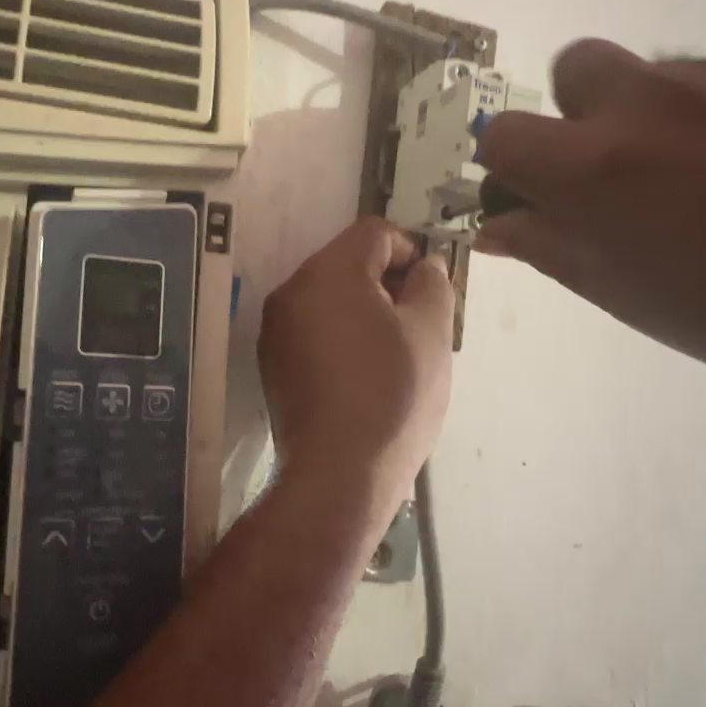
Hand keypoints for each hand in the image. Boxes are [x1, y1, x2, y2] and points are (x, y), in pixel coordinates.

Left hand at [259, 218, 455, 516]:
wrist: (338, 473)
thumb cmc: (393, 396)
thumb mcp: (431, 334)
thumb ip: (433, 285)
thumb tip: (425, 266)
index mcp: (328, 273)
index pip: (373, 233)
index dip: (410, 249)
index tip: (431, 288)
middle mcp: (291, 291)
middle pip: (346, 263)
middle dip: (386, 282)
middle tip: (419, 323)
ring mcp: (275, 329)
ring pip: (328, 298)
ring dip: (363, 310)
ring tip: (394, 353)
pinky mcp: (272, 363)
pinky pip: (312, 330)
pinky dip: (340, 336)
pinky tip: (363, 374)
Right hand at [475, 39, 705, 391]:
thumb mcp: (625, 295)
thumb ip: (550, 247)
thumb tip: (496, 225)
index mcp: (594, 165)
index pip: (503, 134)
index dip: (508, 165)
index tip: (535, 196)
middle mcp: (645, 99)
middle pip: (574, 68)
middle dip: (577, 113)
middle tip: (618, 172)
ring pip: (655, 76)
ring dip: (654, 117)